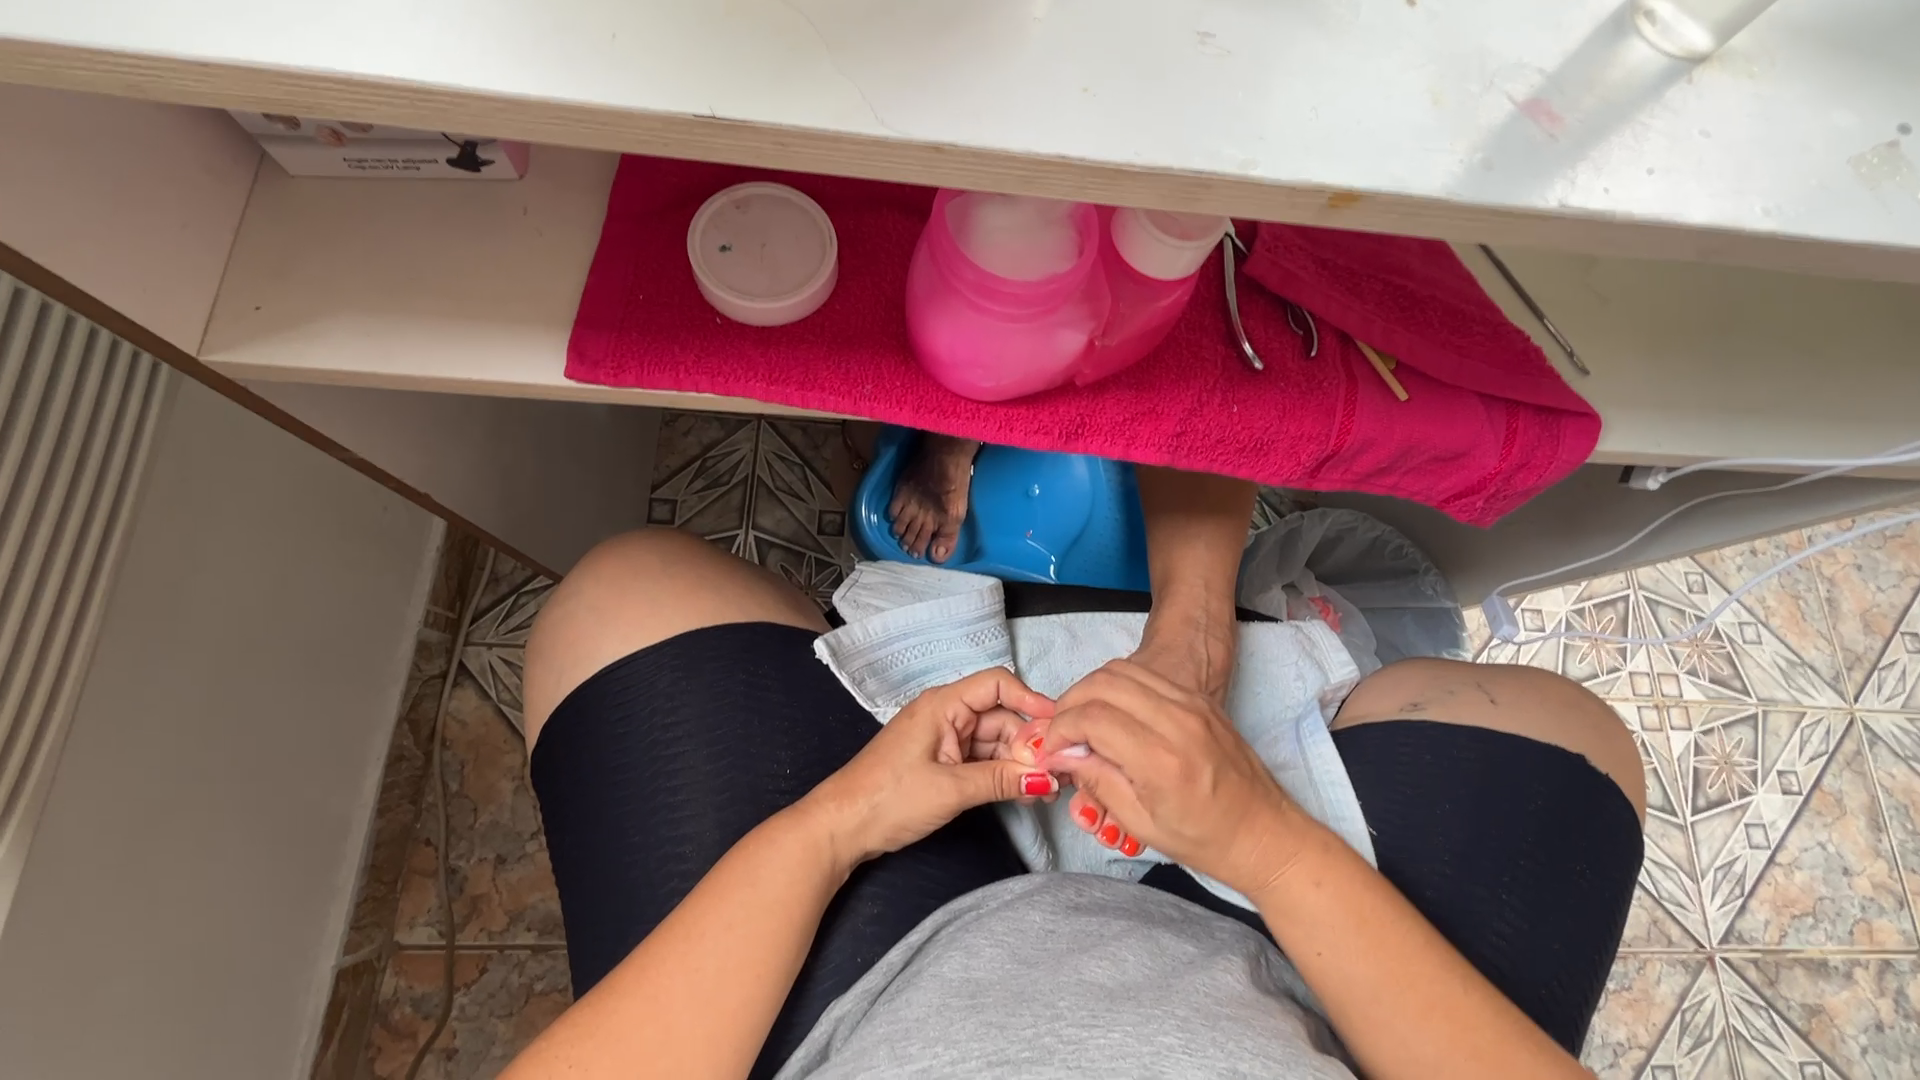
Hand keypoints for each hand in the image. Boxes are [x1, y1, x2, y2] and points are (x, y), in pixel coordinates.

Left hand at [798, 668, 1058, 870]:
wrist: (841, 828)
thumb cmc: (889, 798)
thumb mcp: (951, 789)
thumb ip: (1001, 779)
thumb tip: (1047, 776)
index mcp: (943, 704)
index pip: (997, 684)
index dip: (1031, 700)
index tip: (1059, 727)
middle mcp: (946, 714)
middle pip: (1001, 716)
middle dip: (1030, 741)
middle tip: (1060, 771)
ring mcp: (945, 739)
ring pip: (994, 740)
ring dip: (1019, 762)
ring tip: (1048, 788)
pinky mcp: (942, 761)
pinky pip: (981, 759)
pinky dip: (1002, 773)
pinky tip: (1024, 791)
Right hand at [1004, 622, 1237, 860]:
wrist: (1266, 833)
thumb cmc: (1207, 840)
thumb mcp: (1142, 823)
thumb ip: (1098, 781)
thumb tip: (1061, 754)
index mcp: (1163, 760)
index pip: (1092, 718)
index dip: (1061, 730)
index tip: (1051, 749)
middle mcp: (1178, 721)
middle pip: (1101, 684)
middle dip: (1069, 704)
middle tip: (1059, 732)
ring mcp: (1191, 704)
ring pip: (1120, 671)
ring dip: (1089, 690)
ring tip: (1079, 720)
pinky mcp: (1198, 699)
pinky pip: (1144, 675)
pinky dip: (1115, 686)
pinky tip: (1108, 712)